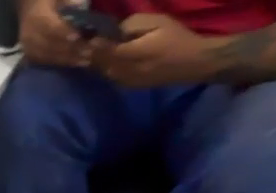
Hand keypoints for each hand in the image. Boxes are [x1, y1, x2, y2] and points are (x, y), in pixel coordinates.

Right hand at [19, 0, 95, 68]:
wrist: (29, 10)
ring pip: (49, 57)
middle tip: (89, 52)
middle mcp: (29, 36)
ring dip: (68, 60)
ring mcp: (28, 48)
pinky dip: (61, 63)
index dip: (64, 33)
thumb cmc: (48, 2)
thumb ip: (68, 3)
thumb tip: (81, 8)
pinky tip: (75, 63)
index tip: (78, 37)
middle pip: (50, 46)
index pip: (50, 28)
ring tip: (85, 61)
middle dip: (71, 50)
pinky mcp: (30, 56)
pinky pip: (46, 62)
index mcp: (36, 18)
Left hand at [94, 13, 216, 86]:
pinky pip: (110, 77)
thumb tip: (116, 28)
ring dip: (96, 62)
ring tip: (91, 51)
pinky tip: (104, 61)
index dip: (93, 44)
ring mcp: (125, 80)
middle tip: (84, 44)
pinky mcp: (128, 86)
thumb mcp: (159, 22)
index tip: (87, 35)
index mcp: (132, 53)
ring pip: (103, 71)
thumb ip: (135, 24)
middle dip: (91, 53)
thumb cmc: (177, 38)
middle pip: (99, 63)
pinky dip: (105, 68)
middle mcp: (124, 70)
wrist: (191, 63)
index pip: (104, 50)